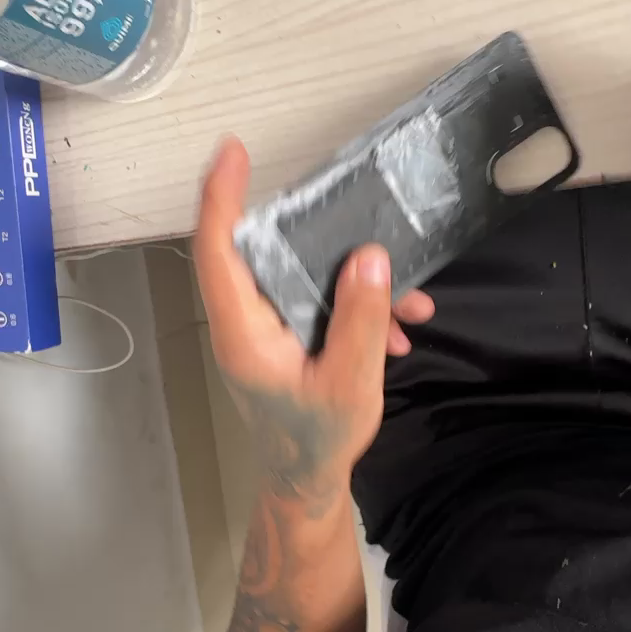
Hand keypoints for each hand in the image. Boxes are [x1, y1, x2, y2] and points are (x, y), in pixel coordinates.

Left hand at [193, 138, 433, 503]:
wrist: (307, 480)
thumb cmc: (317, 441)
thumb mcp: (350, 383)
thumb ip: (360, 320)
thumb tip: (371, 256)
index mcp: (244, 331)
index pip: (218, 250)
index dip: (221, 197)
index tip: (233, 151)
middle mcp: (247, 322)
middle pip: (267, 252)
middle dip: (325, 238)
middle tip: (363, 219)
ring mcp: (267, 329)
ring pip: (303, 278)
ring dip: (358, 283)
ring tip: (412, 304)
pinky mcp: (288, 337)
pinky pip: (319, 303)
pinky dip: (358, 308)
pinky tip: (399, 329)